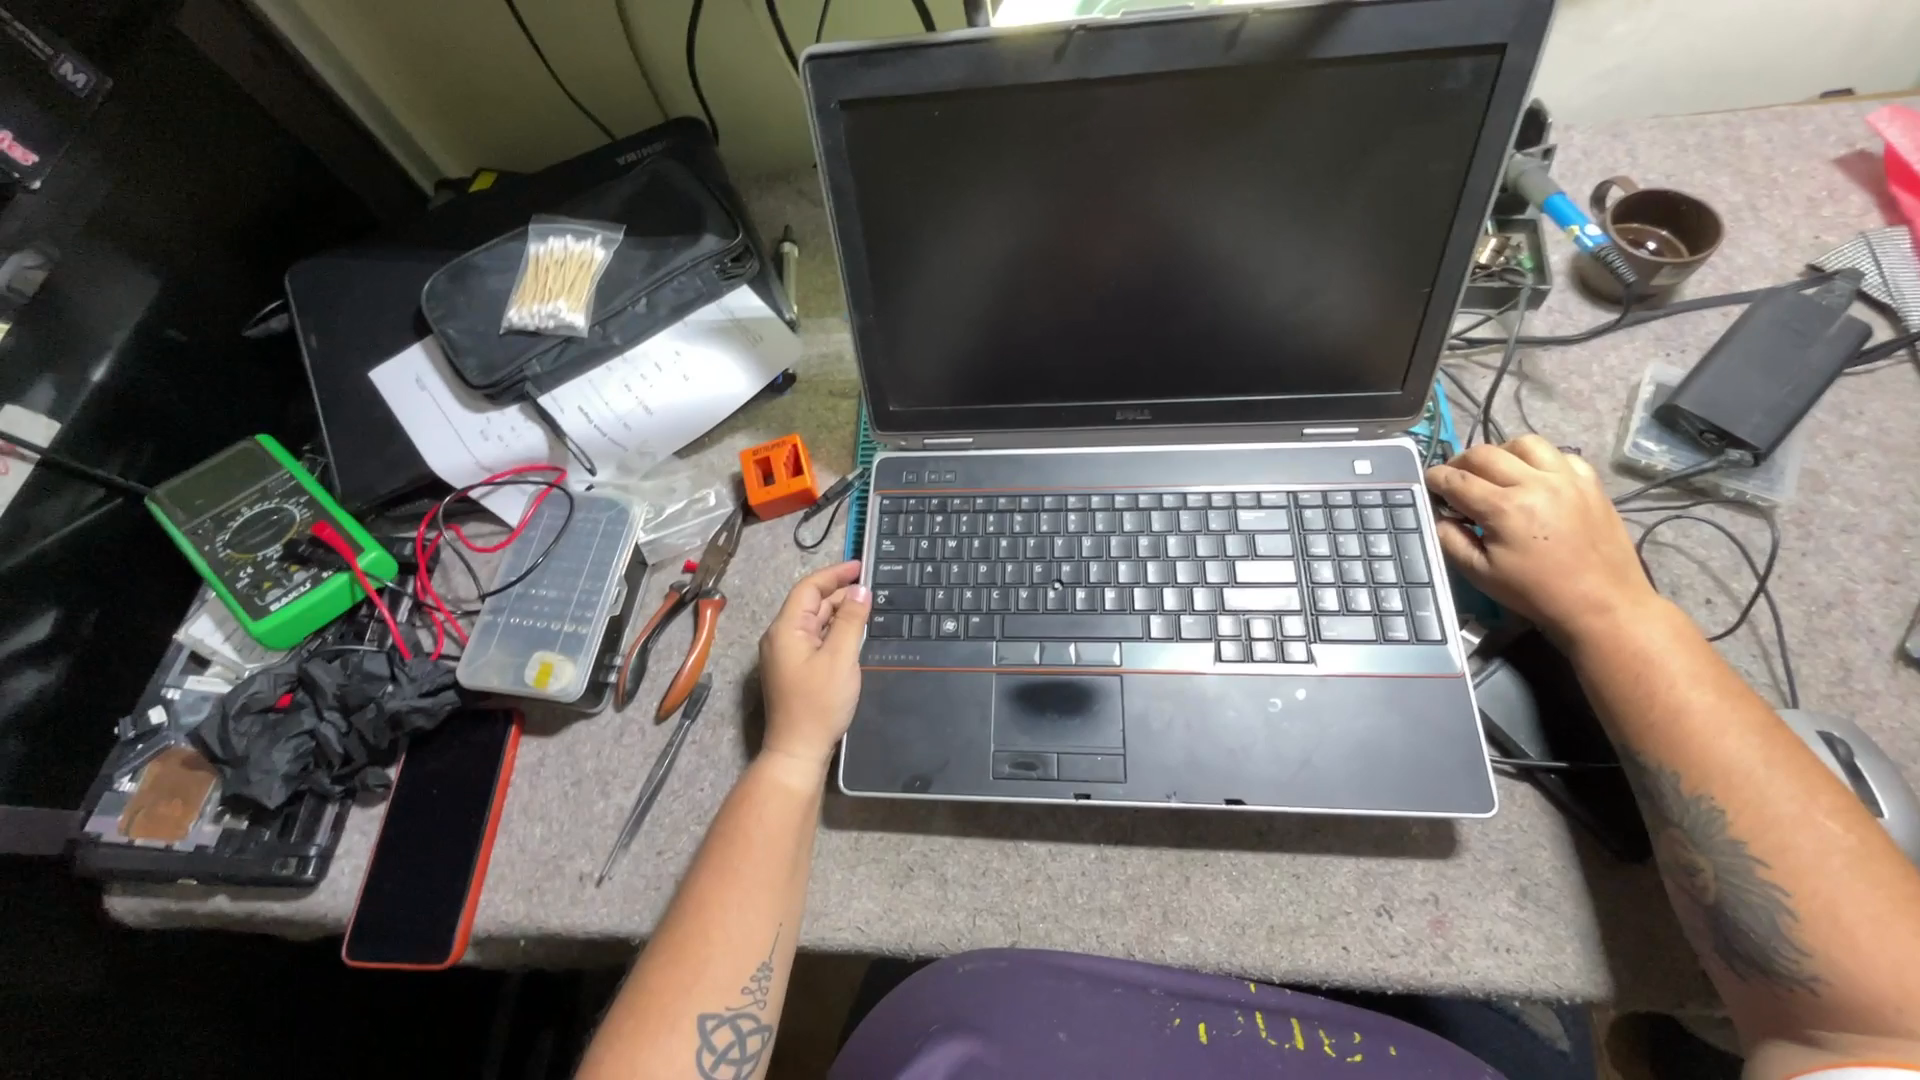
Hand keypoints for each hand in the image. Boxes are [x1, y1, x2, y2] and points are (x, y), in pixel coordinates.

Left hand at [757, 560, 870, 771]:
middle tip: (869, 586)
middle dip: (839, 592)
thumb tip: (860, 591)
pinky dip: (834, 629)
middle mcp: (781, 637)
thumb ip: (851, 621)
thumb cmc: (818, 704)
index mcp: (786, 629)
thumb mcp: (841, 658)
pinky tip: (853, 631)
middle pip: (810, 603)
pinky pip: (815, 638)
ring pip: (814, 621)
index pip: (808, 588)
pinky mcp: (794, 668)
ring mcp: (786, 654)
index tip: (859, 566)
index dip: (834, 574)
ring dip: (838, 611)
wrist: (798, 750)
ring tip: (866, 605)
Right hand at [1425, 435, 1663, 645]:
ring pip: (1524, 443)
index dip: (1434, 479)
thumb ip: (1449, 539)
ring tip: (1495, 473)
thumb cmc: (1535, 592)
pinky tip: (1533, 479)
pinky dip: (1539, 460)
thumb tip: (1439, 515)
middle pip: (1484, 453)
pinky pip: (1560, 455)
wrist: (1602, 603)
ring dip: (1501, 453)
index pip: (1455, 479)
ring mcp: (1567, 479)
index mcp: (1503, 508)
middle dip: (1459, 463)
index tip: (1428, 485)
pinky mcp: (1590, 483)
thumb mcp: (1479, 573)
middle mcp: (1535, 484)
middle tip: (1454, 480)